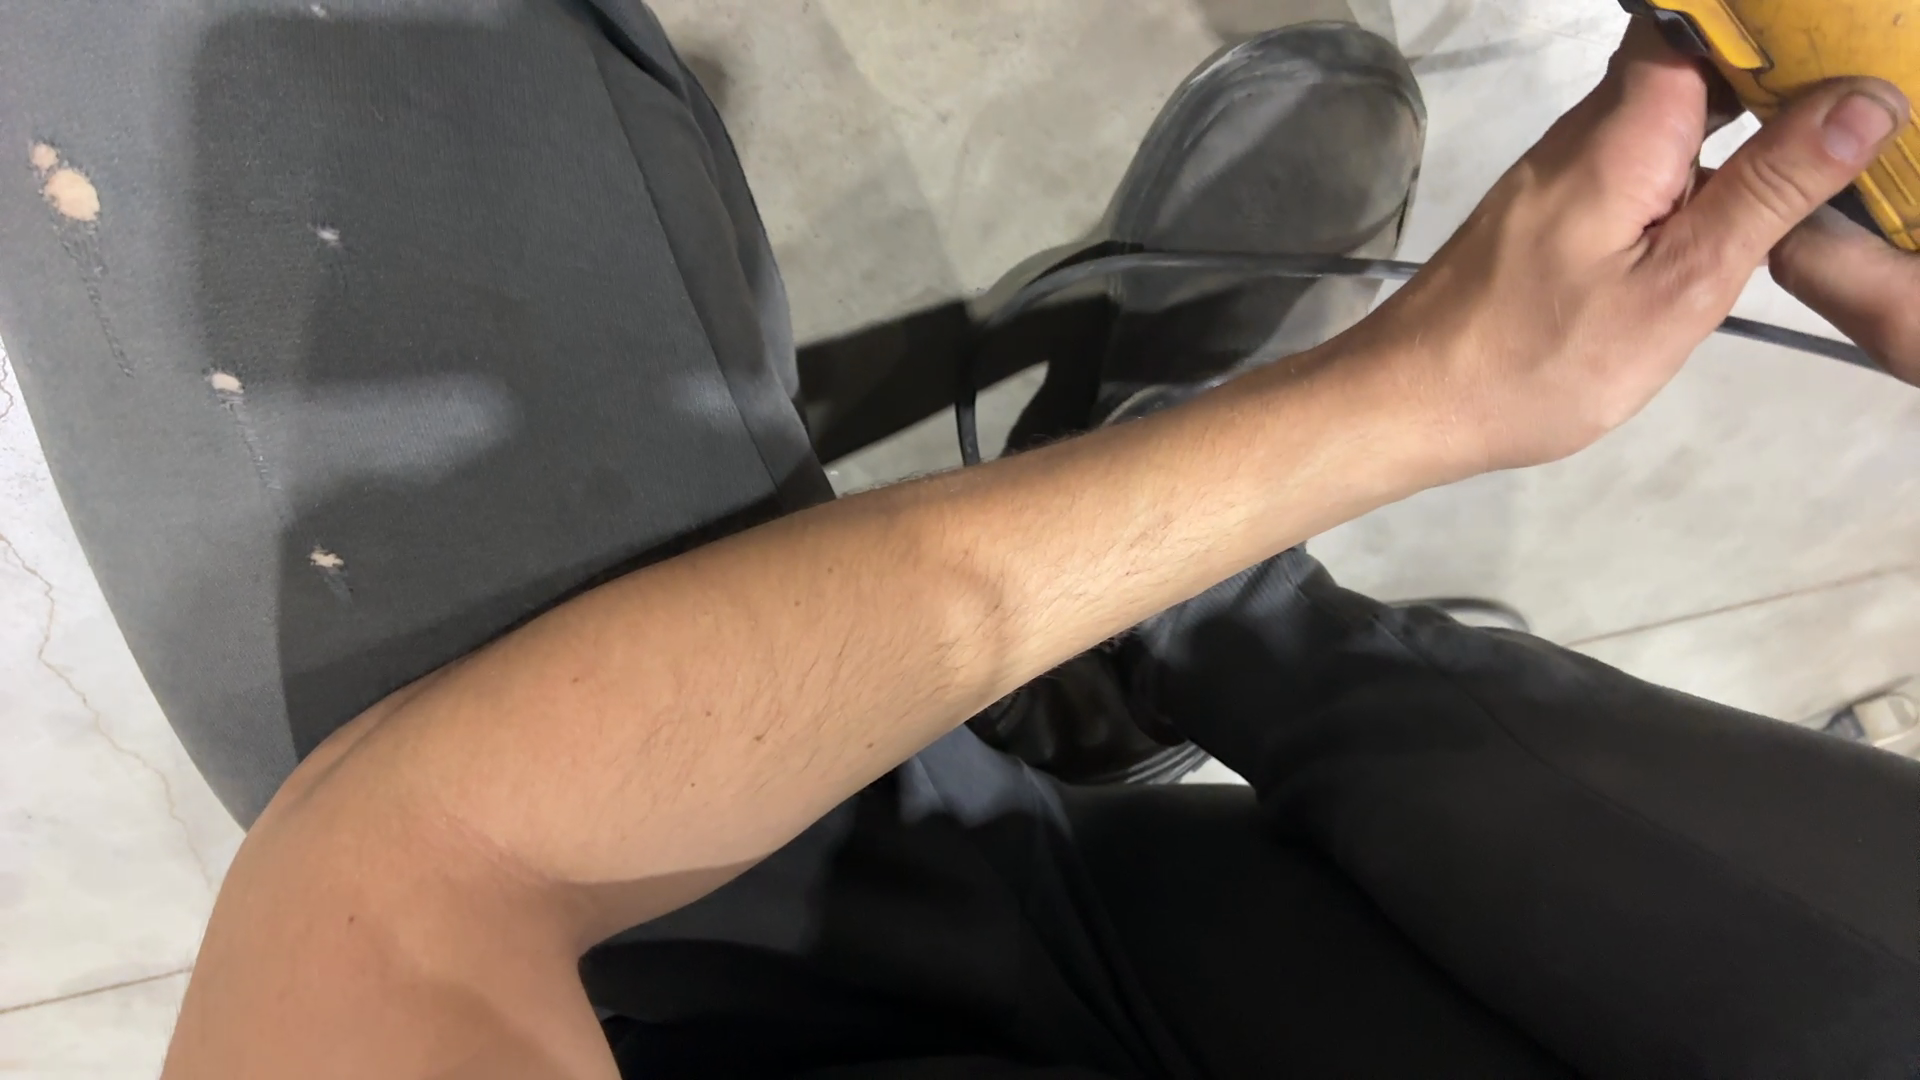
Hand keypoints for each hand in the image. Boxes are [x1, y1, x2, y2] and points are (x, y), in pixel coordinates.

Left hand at [1336, 24, 1907, 476]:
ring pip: (1650, 125)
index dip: (1779, 21)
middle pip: (1683, 67)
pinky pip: (1615, 174)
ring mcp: (1541, 188)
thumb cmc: (1530, 364)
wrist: (1396, 407)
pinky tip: (1722, 202)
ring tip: (1823, 137)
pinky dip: (1674, 176)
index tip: (1853, 34)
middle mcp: (1570, 145)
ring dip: (1728, 124)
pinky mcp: (1524, 229)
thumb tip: (1866, 93)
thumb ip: (1765, 191)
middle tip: (1862, 88)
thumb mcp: (1673, 289)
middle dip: (1773, 67)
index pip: (1701, 22)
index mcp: (1618, 137)